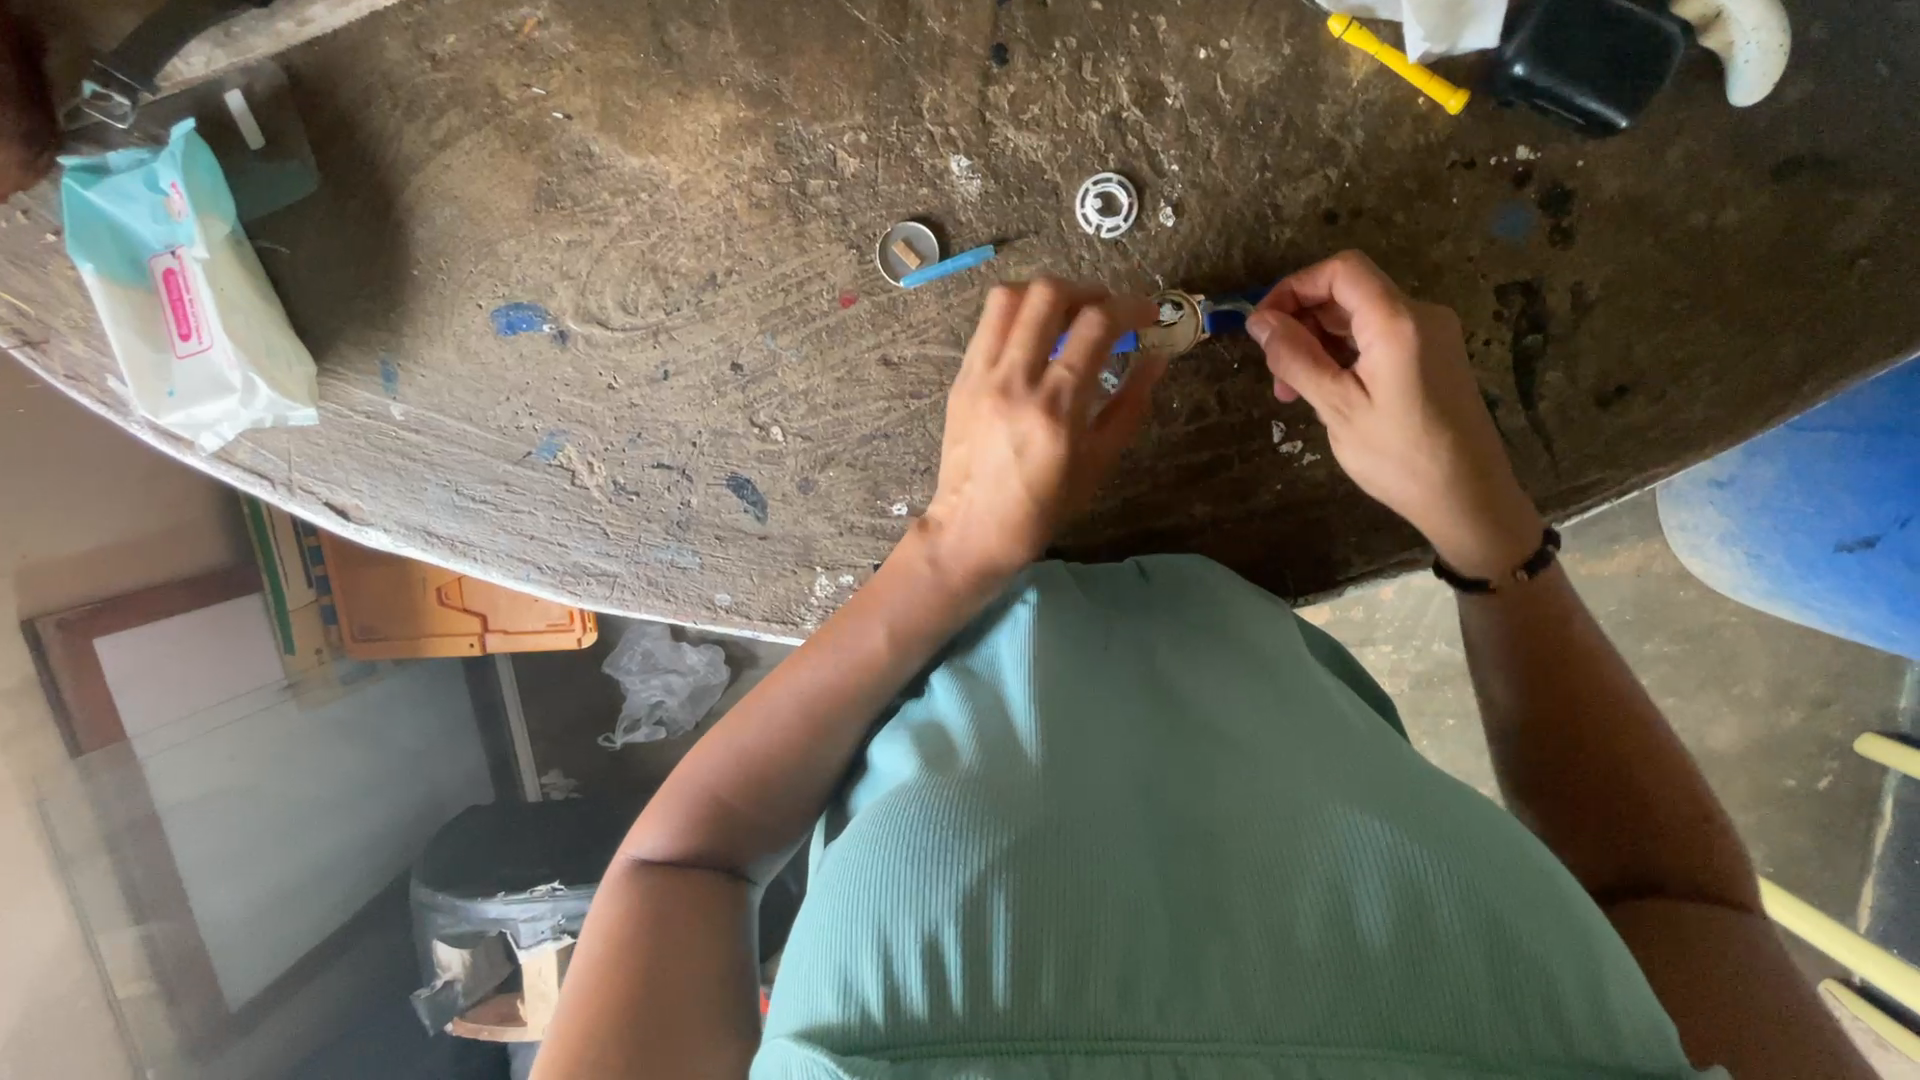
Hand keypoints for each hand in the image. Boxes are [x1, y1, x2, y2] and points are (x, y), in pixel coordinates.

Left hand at [915, 279, 1163, 593]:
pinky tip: (1032, 335)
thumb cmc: (1043, 507)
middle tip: (1105, 309)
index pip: (1096, 324)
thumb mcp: (1098, 463)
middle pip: (1049, 294)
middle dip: (1088, 289)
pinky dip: (1016, 314)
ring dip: (1046, 293)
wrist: (972, 530)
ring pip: (1009, 297)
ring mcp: (982, 376)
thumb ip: (1130, 406)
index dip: (1131, 306)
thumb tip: (1158, 358)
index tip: (1148, 311)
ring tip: (1066, 313)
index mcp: (1057, 407)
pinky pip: (987, 324)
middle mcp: (1016, 380)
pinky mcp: (961, 379)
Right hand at [1246, 251, 1542, 577]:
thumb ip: (1297, 358)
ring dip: (1316, 343)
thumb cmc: (1399, 456)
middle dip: (1300, 322)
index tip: (1262, 326)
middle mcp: (1419, 315)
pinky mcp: (1430, 357)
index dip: (1293, 287)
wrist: (1467, 496)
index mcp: (1398, 321)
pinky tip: (1324, 392)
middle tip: (1273, 373)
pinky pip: (1375, 339)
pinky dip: (1340, 356)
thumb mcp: (1337, 408)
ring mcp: (1429, 335)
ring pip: (1357, 318)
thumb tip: (1260, 321)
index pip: (1341, 271)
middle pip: (1347, 292)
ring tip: (1292, 392)